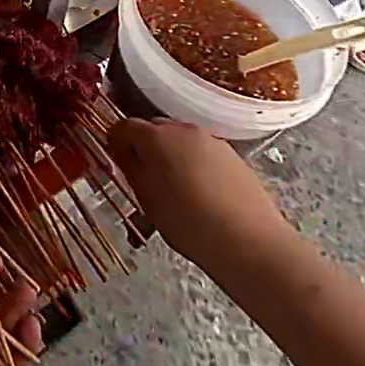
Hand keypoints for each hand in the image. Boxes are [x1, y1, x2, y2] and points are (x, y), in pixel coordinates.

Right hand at [106, 118, 297, 270]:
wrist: (248, 239)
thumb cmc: (191, 225)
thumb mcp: (150, 202)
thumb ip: (133, 170)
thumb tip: (123, 153)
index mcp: (157, 138)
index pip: (126, 126)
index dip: (116, 140)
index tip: (115, 157)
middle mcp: (183, 129)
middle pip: (154, 128)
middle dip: (144, 145)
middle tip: (142, 175)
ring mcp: (209, 138)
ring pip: (180, 138)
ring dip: (170, 153)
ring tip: (172, 187)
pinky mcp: (230, 151)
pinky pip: (201, 149)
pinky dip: (193, 161)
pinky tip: (198, 191)